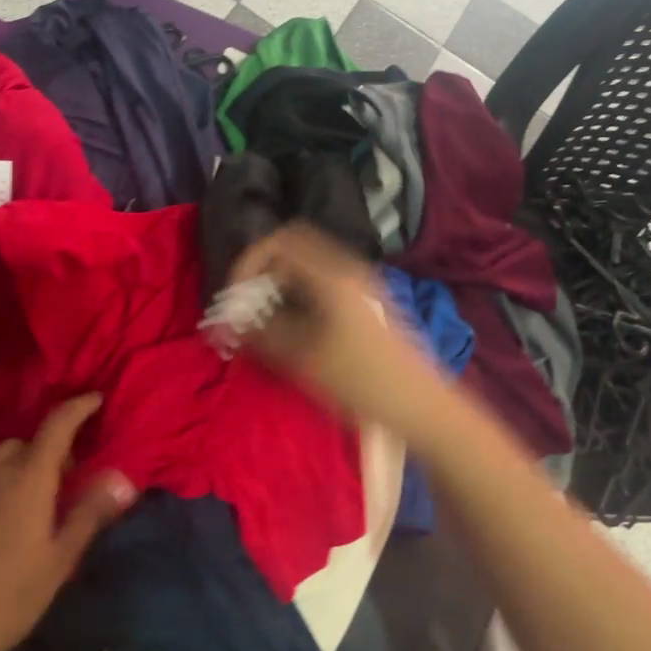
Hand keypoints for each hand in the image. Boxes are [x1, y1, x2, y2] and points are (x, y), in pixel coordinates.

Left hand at [0, 395, 135, 650]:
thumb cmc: (11, 594)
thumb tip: (123, 479)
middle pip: (31, 442)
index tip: (95, 398)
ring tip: (28, 490)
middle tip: (65, 482)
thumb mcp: (60, 559)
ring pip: (1, 453)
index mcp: (31, 478)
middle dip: (53, 452)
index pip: (58, 425)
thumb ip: (90, 513)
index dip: (78, 407)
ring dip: (20, 461)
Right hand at [229, 224, 447, 428]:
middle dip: (262, 273)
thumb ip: (260, 335)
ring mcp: (360, 284)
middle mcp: (347, 269)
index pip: (278, 242)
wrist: (425, 408)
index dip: (248, 263)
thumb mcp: (304, 359)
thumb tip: (225, 322)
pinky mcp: (366, 302)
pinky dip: (299, 296)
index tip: (234, 297)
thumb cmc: (364, 382)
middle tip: (246, 306)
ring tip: (265, 323)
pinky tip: (294, 331)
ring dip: (280, 286)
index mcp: (331, 274)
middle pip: (293, 249)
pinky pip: (322, 283)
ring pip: (307, 267)